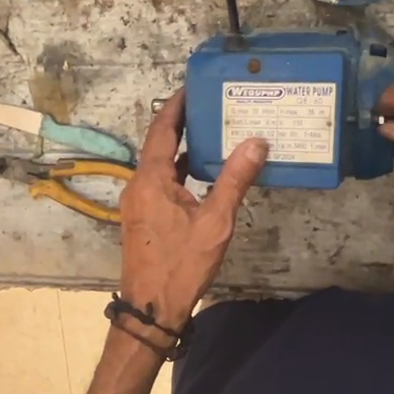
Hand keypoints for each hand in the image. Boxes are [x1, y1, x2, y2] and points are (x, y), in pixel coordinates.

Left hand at [118, 89, 266, 329]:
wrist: (151, 309)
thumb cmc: (181, 265)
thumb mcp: (215, 222)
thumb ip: (234, 180)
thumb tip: (256, 142)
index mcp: (151, 179)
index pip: (162, 129)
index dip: (177, 105)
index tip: (195, 85)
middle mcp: (138, 185)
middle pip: (160, 144)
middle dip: (184, 123)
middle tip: (214, 104)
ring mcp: (138, 202)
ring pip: (161, 165)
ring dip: (184, 148)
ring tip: (215, 133)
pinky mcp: (143, 218)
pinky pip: (161, 183)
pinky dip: (181, 172)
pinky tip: (204, 174)